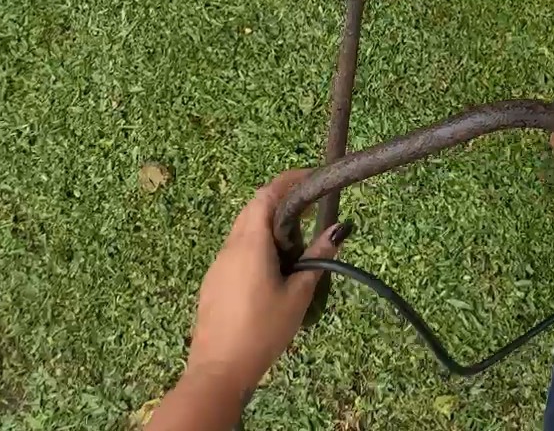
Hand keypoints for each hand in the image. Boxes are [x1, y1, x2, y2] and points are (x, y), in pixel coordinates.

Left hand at [180, 172, 346, 399]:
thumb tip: (339, 229)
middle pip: (253, 209)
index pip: (266, 195)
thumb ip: (318, 258)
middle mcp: (230, 248)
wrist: (217, 374)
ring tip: (297, 244)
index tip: (312, 179)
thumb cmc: (263, 330)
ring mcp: (218, 267)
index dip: (288, 181)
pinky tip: (274, 270)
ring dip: (269, 225)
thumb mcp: (299, 294)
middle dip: (281, 203)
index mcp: (250, 244)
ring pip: (243, 230)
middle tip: (310, 212)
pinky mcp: (213, 285)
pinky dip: (257, 245)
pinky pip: (237, 250)